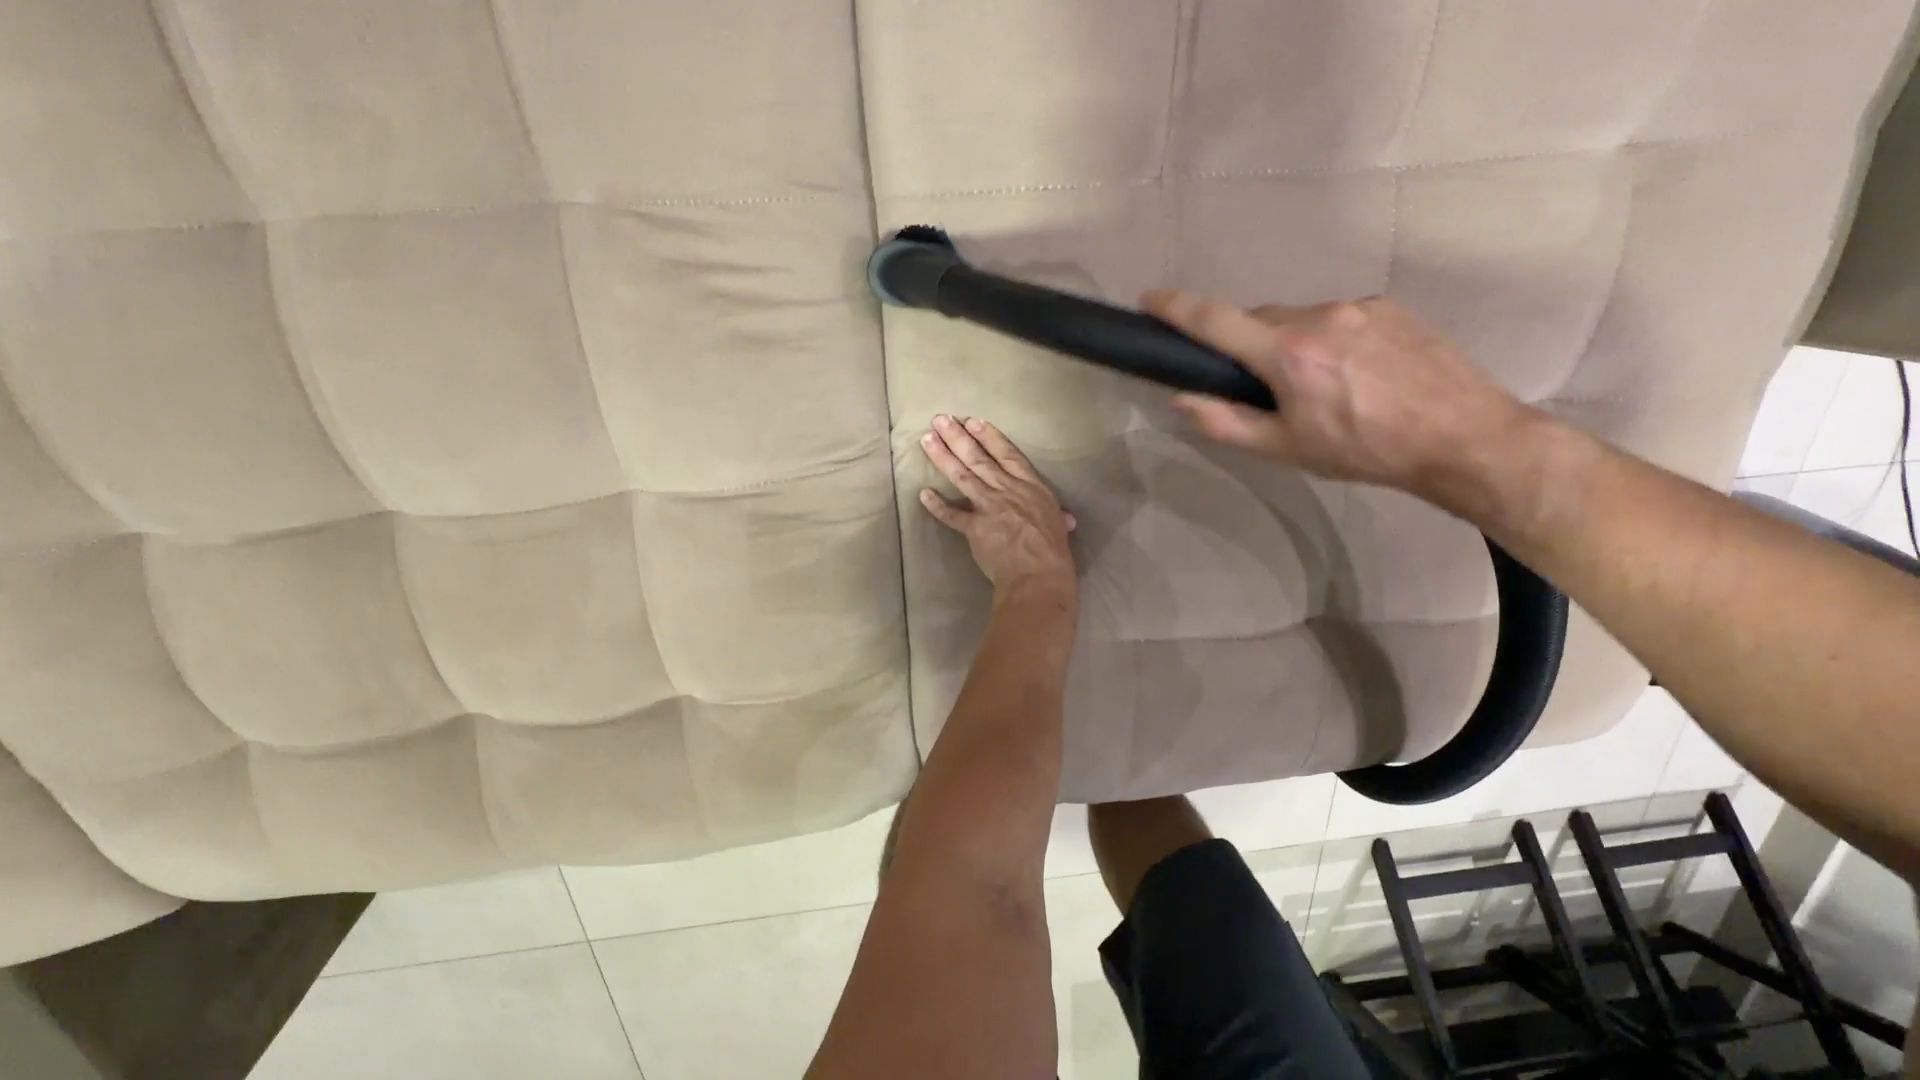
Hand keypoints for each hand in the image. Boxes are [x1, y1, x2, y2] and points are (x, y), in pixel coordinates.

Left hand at [919, 415, 1077, 601]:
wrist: (1038, 574)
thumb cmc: (1054, 551)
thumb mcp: (1058, 525)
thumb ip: (1057, 516)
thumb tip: (1066, 519)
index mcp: (1030, 486)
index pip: (1007, 454)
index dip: (989, 436)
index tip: (972, 421)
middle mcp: (1007, 490)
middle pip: (978, 458)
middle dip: (957, 437)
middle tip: (940, 420)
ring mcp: (988, 507)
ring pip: (962, 476)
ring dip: (943, 457)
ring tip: (927, 440)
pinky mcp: (974, 527)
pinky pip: (951, 515)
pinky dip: (936, 506)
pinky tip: (923, 494)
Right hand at [1142, 290, 1530, 498]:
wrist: (1462, 438)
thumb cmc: (1367, 452)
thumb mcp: (1287, 449)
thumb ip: (1226, 423)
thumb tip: (1181, 398)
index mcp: (1289, 354)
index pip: (1216, 320)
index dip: (1176, 308)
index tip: (1148, 299)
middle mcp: (1321, 316)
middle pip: (1260, 318)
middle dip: (1248, 344)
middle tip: (1262, 386)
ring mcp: (1359, 307)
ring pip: (1302, 317)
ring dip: (1292, 343)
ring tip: (1320, 386)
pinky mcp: (1390, 308)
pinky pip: (1340, 317)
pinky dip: (1330, 339)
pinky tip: (1355, 374)